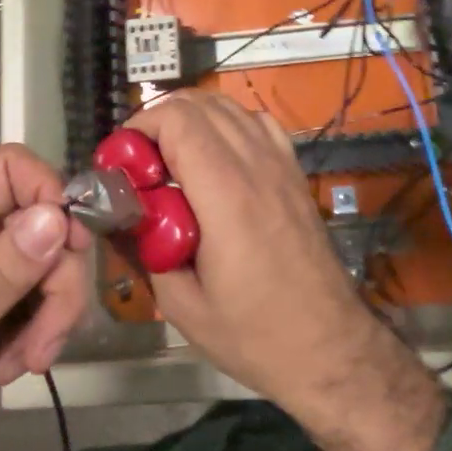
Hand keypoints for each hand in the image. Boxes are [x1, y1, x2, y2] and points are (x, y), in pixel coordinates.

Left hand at [0, 145, 92, 450]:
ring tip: (21, 365)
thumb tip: (56, 215)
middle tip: (43, 345)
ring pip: (49, 259)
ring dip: (51, 314)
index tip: (68, 251)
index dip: (49, 193)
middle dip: (58, 279)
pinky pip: (39, 292)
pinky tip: (12, 365)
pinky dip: (39, 329)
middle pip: (43, 219)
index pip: (8, 167)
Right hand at [128, 92, 448, 450]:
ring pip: (229, 106)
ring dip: (191, 119)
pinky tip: (215, 158)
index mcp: (226, 194)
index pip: (179, 120)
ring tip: (171, 161)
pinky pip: (256, 123)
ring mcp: (281, 164)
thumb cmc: (255, 334)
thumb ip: (145, 248)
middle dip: (159, 121)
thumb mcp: (182, 305)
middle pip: (200, 104)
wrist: (329, 347)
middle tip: (139, 164)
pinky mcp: (294, 172)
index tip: (122, 163)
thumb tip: (123, 211)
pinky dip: (227, 124)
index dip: (141, 128)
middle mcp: (256, 165)